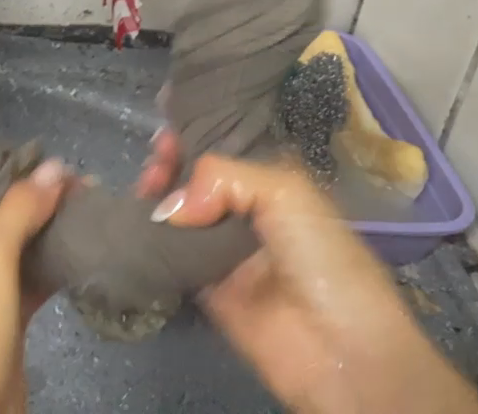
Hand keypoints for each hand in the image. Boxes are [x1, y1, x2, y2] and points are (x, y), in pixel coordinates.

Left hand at [0, 159, 71, 413]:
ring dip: (41, 218)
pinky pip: (28, 270)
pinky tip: (83, 240)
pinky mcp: (2, 311)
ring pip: (10, 235)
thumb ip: (18, 208)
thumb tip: (55, 168)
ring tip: (82, 195)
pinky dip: (52, 256)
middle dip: (21, 184)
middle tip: (64, 168)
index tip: (17, 141)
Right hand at [148, 153, 477, 413]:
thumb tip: (171, 207)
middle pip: (193, 175)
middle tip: (155, 162)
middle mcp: (245, 210)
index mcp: (271, 183)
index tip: (165, 127)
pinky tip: (135, 221)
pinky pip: (168, 251)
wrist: (342, 352)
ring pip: (176, 210)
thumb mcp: (285, 192)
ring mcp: (221, 247)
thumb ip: (220, 176)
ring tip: (144, 189)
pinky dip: (149, 235)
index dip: (192, 135)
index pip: (223, 147)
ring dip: (154, 194)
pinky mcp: (202, 283)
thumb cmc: (323, 259)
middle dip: (168, 161)